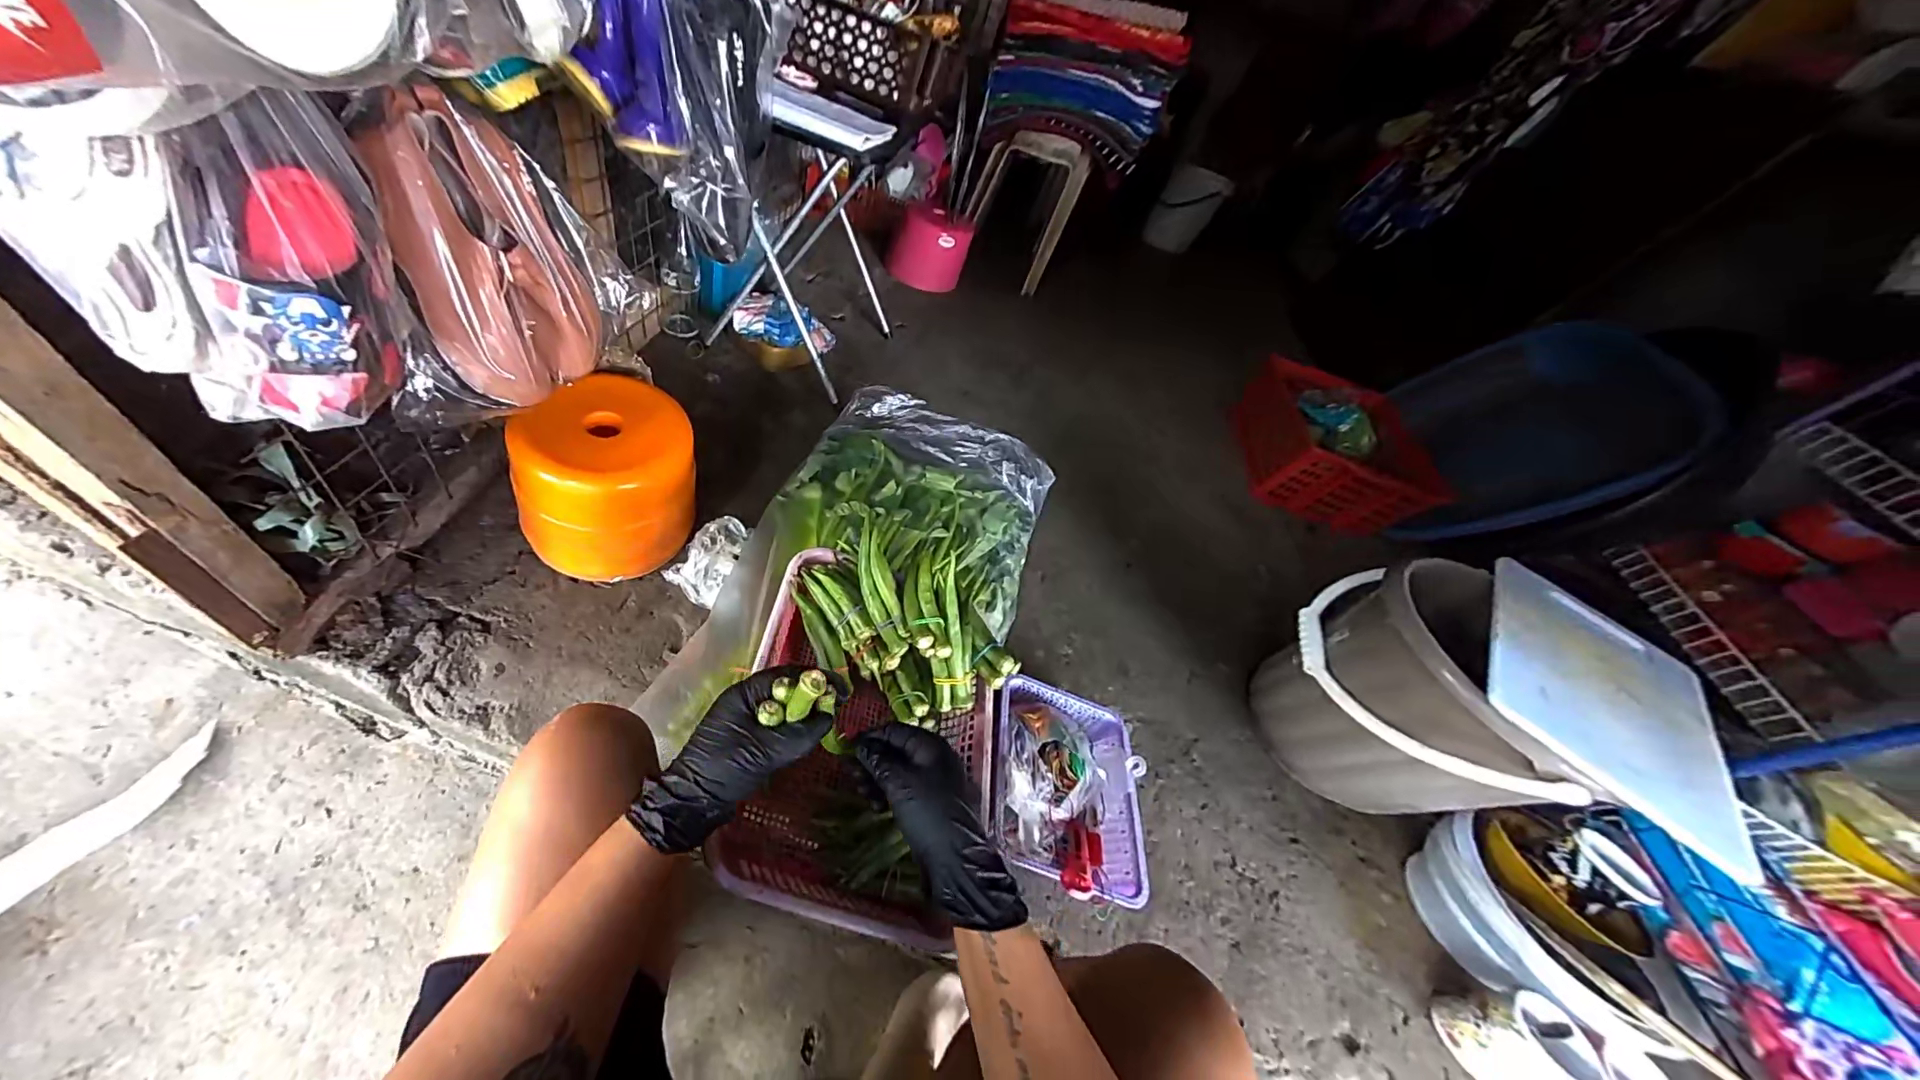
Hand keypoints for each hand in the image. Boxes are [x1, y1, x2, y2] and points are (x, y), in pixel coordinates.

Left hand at [627, 665, 843, 853]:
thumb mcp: (767, 752)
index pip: (788, 675)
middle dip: (813, 696)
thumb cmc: (724, 769)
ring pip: (784, 707)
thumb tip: (828, 717)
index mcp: (745, 693)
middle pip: (788, 688)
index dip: (817, 680)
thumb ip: (800, 733)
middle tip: (836, 707)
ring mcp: (746, 717)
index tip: (841, 691)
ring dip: (804, 713)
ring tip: (825, 722)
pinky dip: (793, 727)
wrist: (691, 801)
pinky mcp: (749, 735)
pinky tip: (806, 735)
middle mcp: (746, 699)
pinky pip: (778, 723)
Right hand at [854, 723, 1026, 931]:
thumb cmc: (928, 813)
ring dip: (876, 779)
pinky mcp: (929, 801)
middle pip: (895, 751)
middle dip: (871, 761)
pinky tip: (877, 808)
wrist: (954, 858)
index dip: (871, 737)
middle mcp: (934, 758)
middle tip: (851, 774)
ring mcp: (933, 781)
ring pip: (897, 771)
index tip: (847, 748)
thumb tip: (861, 747)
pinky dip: (888, 794)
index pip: (895, 731)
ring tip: (862, 793)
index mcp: (931, 746)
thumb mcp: (899, 783)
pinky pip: (904, 789)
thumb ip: (878, 761)